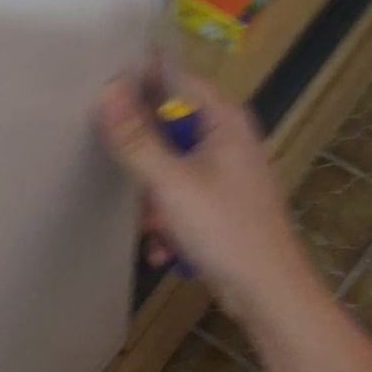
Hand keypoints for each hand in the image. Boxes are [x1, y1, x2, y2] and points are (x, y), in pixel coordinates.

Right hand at [95, 75, 310, 310]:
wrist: (267, 290)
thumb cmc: (224, 229)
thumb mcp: (171, 183)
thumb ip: (137, 139)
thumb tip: (108, 91)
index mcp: (224, 121)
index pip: (175, 81)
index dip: (140, 85)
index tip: (104, 97)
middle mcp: (228, 142)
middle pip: (169, 133)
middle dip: (146, 165)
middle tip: (130, 184)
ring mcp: (227, 177)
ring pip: (172, 174)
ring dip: (155, 205)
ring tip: (154, 228)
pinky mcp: (223, 210)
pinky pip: (184, 205)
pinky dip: (171, 226)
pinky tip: (165, 251)